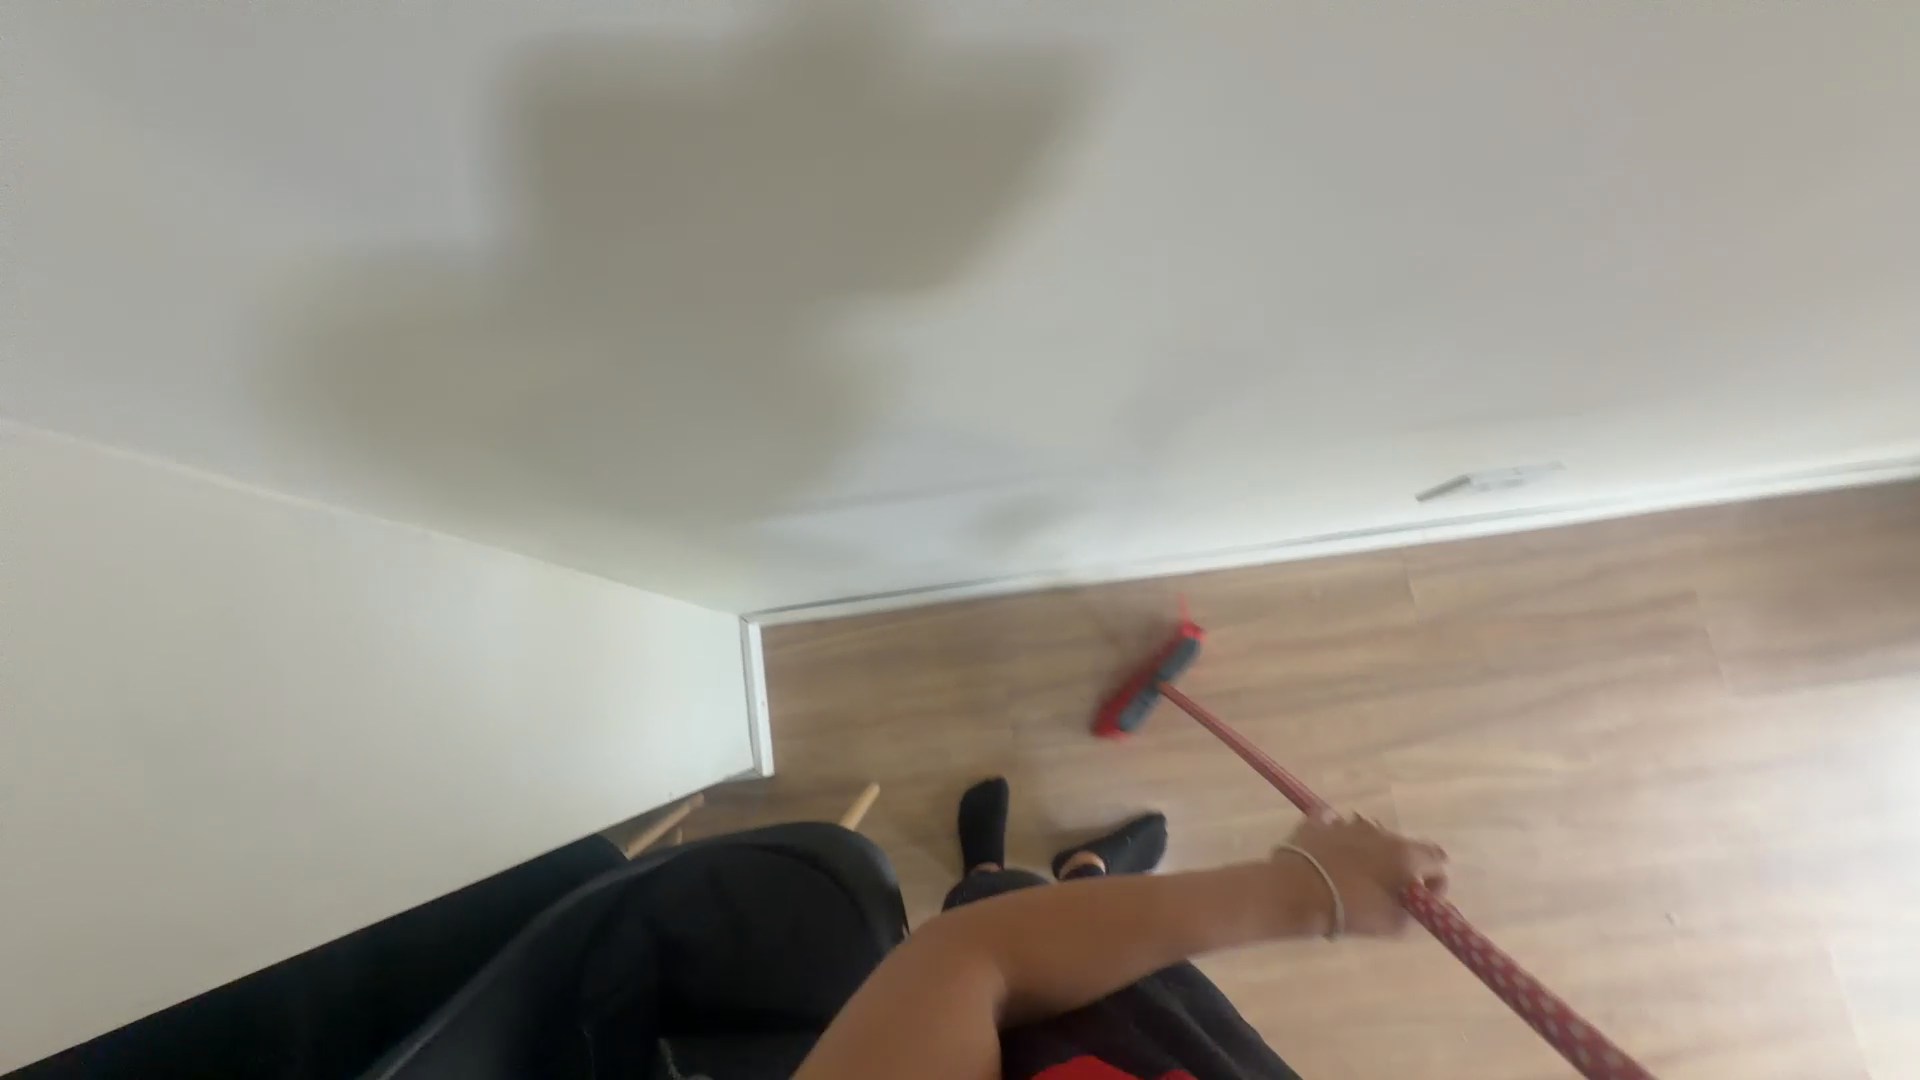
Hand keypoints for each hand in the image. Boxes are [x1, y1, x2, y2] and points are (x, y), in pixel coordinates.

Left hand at [1275, 811, 1448, 936]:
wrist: (1297, 890)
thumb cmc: (1352, 909)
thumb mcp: (1396, 923)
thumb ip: (1419, 910)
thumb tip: (1424, 899)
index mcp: (1403, 853)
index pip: (1436, 857)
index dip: (1434, 878)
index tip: (1422, 896)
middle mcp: (1378, 830)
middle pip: (1400, 844)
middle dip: (1399, 865)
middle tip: (1386, 889)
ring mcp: (1345, 822)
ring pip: (1368, 832)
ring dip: (1369, 850)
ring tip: (1355, 873)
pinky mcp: (1317, 820)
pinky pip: (1335, 823)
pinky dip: (1338, 836)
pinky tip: (1332, 852)